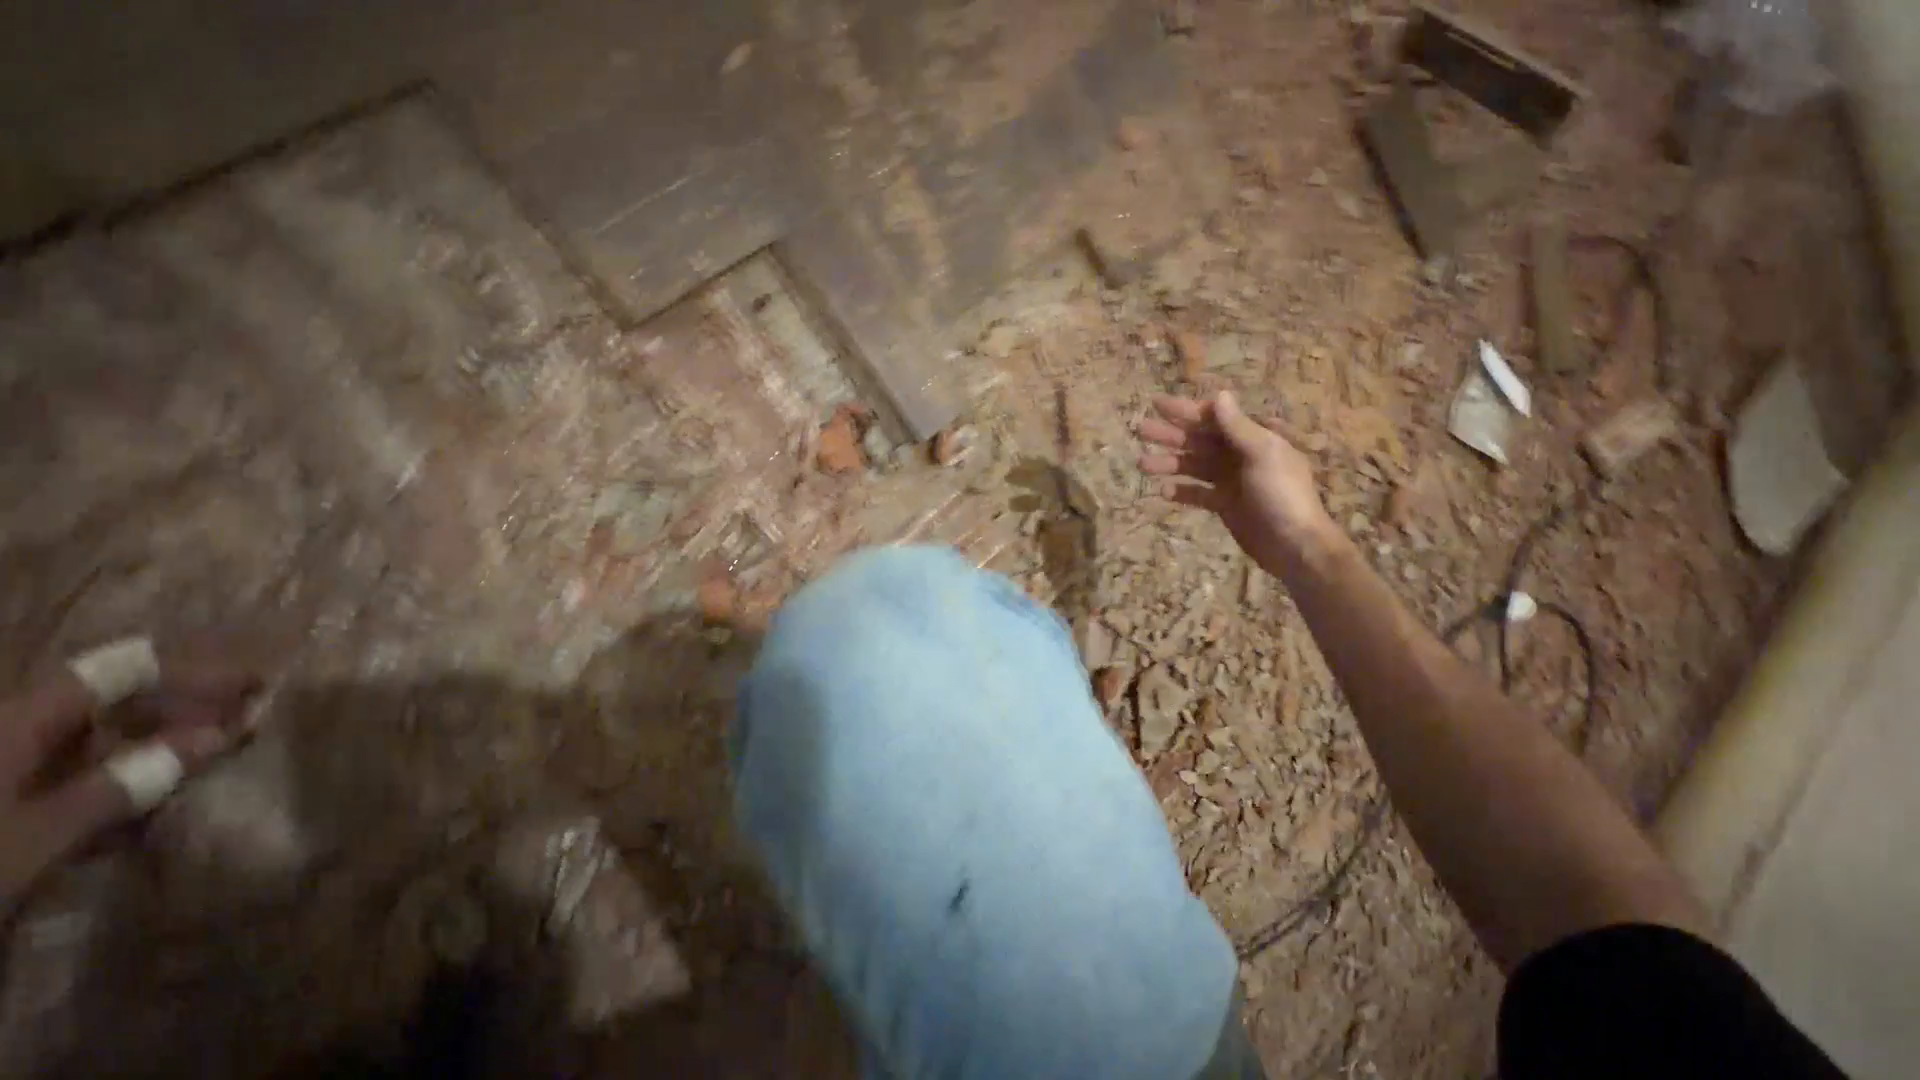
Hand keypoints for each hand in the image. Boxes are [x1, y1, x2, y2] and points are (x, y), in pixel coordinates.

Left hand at [0, 642, 257, 915]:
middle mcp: (5, 732)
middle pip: (107, 699)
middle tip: (244, 721)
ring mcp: (4, 770)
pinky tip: (145, 800)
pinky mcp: (6, 811)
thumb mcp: (34, 838)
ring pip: (91, 737)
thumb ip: (123, 784)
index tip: (257, 681)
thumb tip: (214, 738)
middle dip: (180, 706)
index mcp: (13, 724)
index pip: (118, 670)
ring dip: (155, 741)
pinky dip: (118, 777)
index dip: (191, 670)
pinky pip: (69, 772)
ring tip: (209, 758)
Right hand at [1137, 391, 1337, 574]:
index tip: (1158, 404)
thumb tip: (1219, 394)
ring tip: (1142, 463)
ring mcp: (1232, 481)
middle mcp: (1241, 455)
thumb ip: (1238, 426)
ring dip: (1169, 463)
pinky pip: (1198, 494)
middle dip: (1171, 435)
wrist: (1294, 545)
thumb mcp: (1263, 454)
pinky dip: (1182, 492)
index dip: (1186, 411)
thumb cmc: (1282, 494)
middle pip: (1200, 440)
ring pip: (1194, 466)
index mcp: (1255, 438)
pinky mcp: (1225, 505)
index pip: (1215, 417)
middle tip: (1140, 429)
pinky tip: (1163, 492)